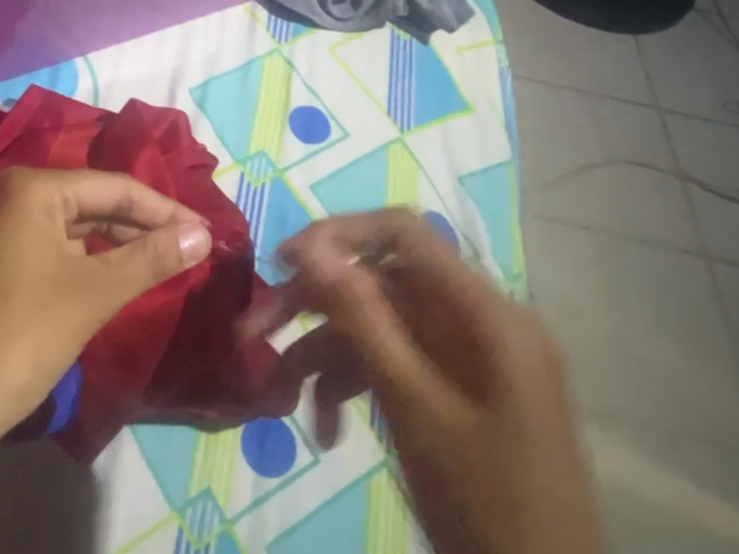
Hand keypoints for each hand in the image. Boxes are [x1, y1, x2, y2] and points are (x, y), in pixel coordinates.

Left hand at [0, 166, 213, 445]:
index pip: (113, 186)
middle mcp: (3, 193)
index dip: (165, 209)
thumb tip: (203, 234)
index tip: (208, 230)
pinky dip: (80, 257)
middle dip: (139, 225)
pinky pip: (43, 243)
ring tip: (158, 263)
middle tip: (190, 249)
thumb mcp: (95, 293)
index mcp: (29, 187)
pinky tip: (109, 276)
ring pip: (66, 225)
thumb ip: (151, 258)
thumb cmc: (25, 336)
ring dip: (112, 242)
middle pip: (88, 201)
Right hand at [241, 210, 603, 553]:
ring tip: (278, 400)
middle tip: (250, 333)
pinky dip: (354, 388)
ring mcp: (469, 361)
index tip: (279, 263)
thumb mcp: (414, 407)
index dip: (337, 236)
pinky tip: (326, 431)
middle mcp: (478, 323)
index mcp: (486, 314)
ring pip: (379, 330)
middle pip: (381, 286)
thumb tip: (309, 245)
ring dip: (324, 358)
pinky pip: (394, 367)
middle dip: (314, 308)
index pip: (403, 234)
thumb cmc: (488, 503)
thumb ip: (361, 319)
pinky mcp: (457, 394)